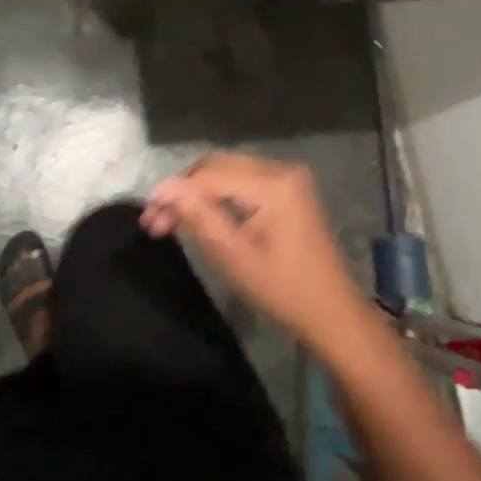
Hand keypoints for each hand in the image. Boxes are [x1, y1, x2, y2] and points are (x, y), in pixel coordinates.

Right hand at [142, 152, 366, 345]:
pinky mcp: (289, 190)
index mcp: (274, 184)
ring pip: (228, 172)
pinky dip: (219, 195)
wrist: (333, 314)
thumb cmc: (283, 291)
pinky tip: (201, 216)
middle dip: (184, 190)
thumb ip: (198, 217)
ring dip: (198, 192)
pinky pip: (244, 181)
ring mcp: (289, 178)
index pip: (210, 176)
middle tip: (155, 221)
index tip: (147, 218)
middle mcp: (282, 169)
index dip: (175, 192)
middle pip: (218, 167)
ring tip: (171, 220)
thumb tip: (162, 188)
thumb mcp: (234, 257)